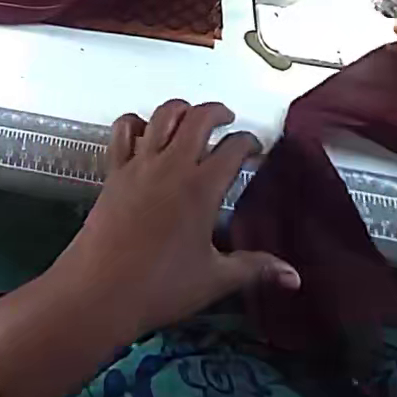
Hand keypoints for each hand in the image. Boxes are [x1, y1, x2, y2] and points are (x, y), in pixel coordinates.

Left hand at [41, 100, 299, 343]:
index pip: (233, 149)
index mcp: (201, 188)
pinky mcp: (115, 167)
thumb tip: (294, 276)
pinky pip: (123, 129)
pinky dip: (136, 121)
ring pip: (163, 115)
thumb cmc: (162, 286)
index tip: (255, 146)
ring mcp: (141, 162)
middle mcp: (172, 165)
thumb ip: (254, 269)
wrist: (102, 287)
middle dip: (217, 111)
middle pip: (198, 118)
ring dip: (181, 108)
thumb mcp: (215, 279)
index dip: (248, 141)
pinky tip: (144, 129)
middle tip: (227, 118)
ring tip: (191, 115)